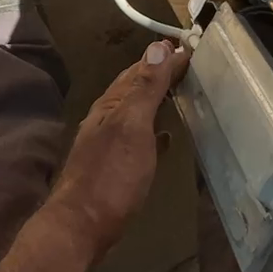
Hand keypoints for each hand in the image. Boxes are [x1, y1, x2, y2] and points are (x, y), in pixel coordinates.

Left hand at [39, 40, 188, 258]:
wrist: (82, 226)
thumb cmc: (111, 174)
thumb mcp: (132, 125)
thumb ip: (144, 88)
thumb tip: (157, 46)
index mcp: (112, 103)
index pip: (140, 69)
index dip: (164, 57)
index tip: (190, 45)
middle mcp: (107, 118)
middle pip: (136, 87)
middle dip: (159, 72)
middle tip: (188, 62)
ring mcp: (109, 143)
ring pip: (137, 111)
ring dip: (156, 98)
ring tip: (180, 91)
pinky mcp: (115, 167)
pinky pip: (139, 138)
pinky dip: (155, 130)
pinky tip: (167, 137)